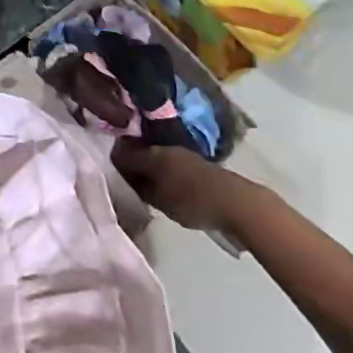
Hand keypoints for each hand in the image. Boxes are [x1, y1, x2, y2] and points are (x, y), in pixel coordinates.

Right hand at [110, 139, 260, 233]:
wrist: (241, 205)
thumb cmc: (193, 202)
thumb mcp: (158, 199)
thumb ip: (138, 186)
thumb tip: (124, 178)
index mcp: (151, 152)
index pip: (122, 150)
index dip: (115, 161)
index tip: (112, 175)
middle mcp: (166, 147)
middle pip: (141, 152)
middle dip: (134, 165)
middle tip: (130, 184)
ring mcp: (185, 154)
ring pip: (158, 158)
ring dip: (152, 170)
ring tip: (151, 189)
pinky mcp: (200, 164)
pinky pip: (174, 165)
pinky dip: (168, 175)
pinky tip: (170, 190)